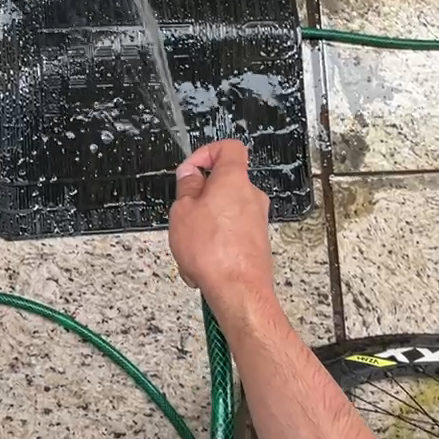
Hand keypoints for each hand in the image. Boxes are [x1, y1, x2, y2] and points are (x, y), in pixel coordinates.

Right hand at [168, 140, 274, 321]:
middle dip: (199, 197)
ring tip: (189, 246)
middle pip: (223, 183)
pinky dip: (212, 244)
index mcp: (234, 179)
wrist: (238, 291)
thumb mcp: (183, 211)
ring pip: (222, 212)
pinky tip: (199, 264)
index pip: (228, 147)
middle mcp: (251, 196)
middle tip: (183, 212)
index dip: (206, 153)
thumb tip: (189, 174)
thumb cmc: (213, 251)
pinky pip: (228, 234)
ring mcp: (256, 220)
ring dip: (202, 225)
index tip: (190, 170)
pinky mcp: (255, 242)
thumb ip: (186, 187)